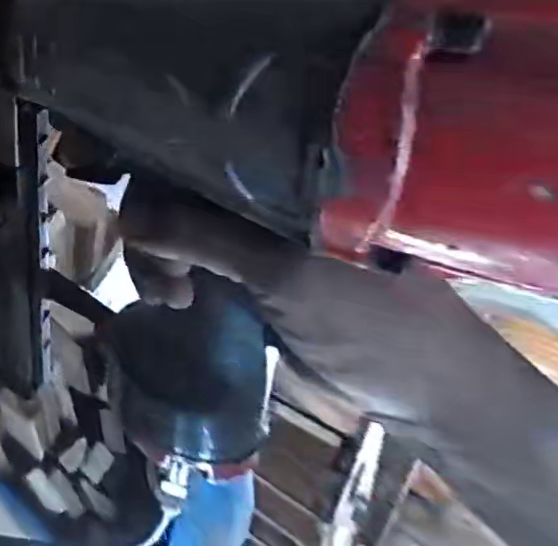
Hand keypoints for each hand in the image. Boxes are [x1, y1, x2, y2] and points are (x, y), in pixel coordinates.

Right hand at [118, 192, 524, 430]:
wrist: (431, 399)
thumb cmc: (370, 320)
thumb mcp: (283, 273)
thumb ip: (201, 238)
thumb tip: (126, 221)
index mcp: (272, 178)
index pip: (191, 159)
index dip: (154, 184)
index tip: (139, 228)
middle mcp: (253, 197)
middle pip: (172, 194)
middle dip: (151, 233)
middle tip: (162, 283)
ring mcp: (247, 235)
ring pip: (172, 228)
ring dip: (155, 260)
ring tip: (169, 300)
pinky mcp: (242, 271)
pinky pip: (185, 259)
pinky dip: (167, 275)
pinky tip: (173, 301)